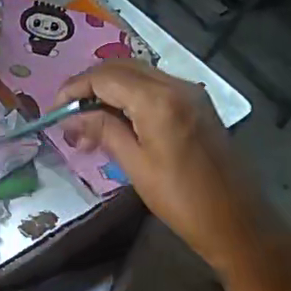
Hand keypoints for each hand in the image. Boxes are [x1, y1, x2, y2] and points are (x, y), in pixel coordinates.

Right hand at [57, 60, 286, 277]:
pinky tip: (115, 124)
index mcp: (159, 100)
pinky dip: (128, 98)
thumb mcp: (135, 166)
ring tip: (86, 125)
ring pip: (137, 76)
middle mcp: (176, 86)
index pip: (105, 77)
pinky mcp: (196, 106)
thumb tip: (71, 116)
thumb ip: (104, 131)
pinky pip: (154, 88)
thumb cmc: (182, 200)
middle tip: (66, 116)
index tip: (53, 110)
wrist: (237, 222)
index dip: (73, 89)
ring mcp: (190, 94)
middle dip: (88, 87)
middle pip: (120, 68)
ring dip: (107, 92)